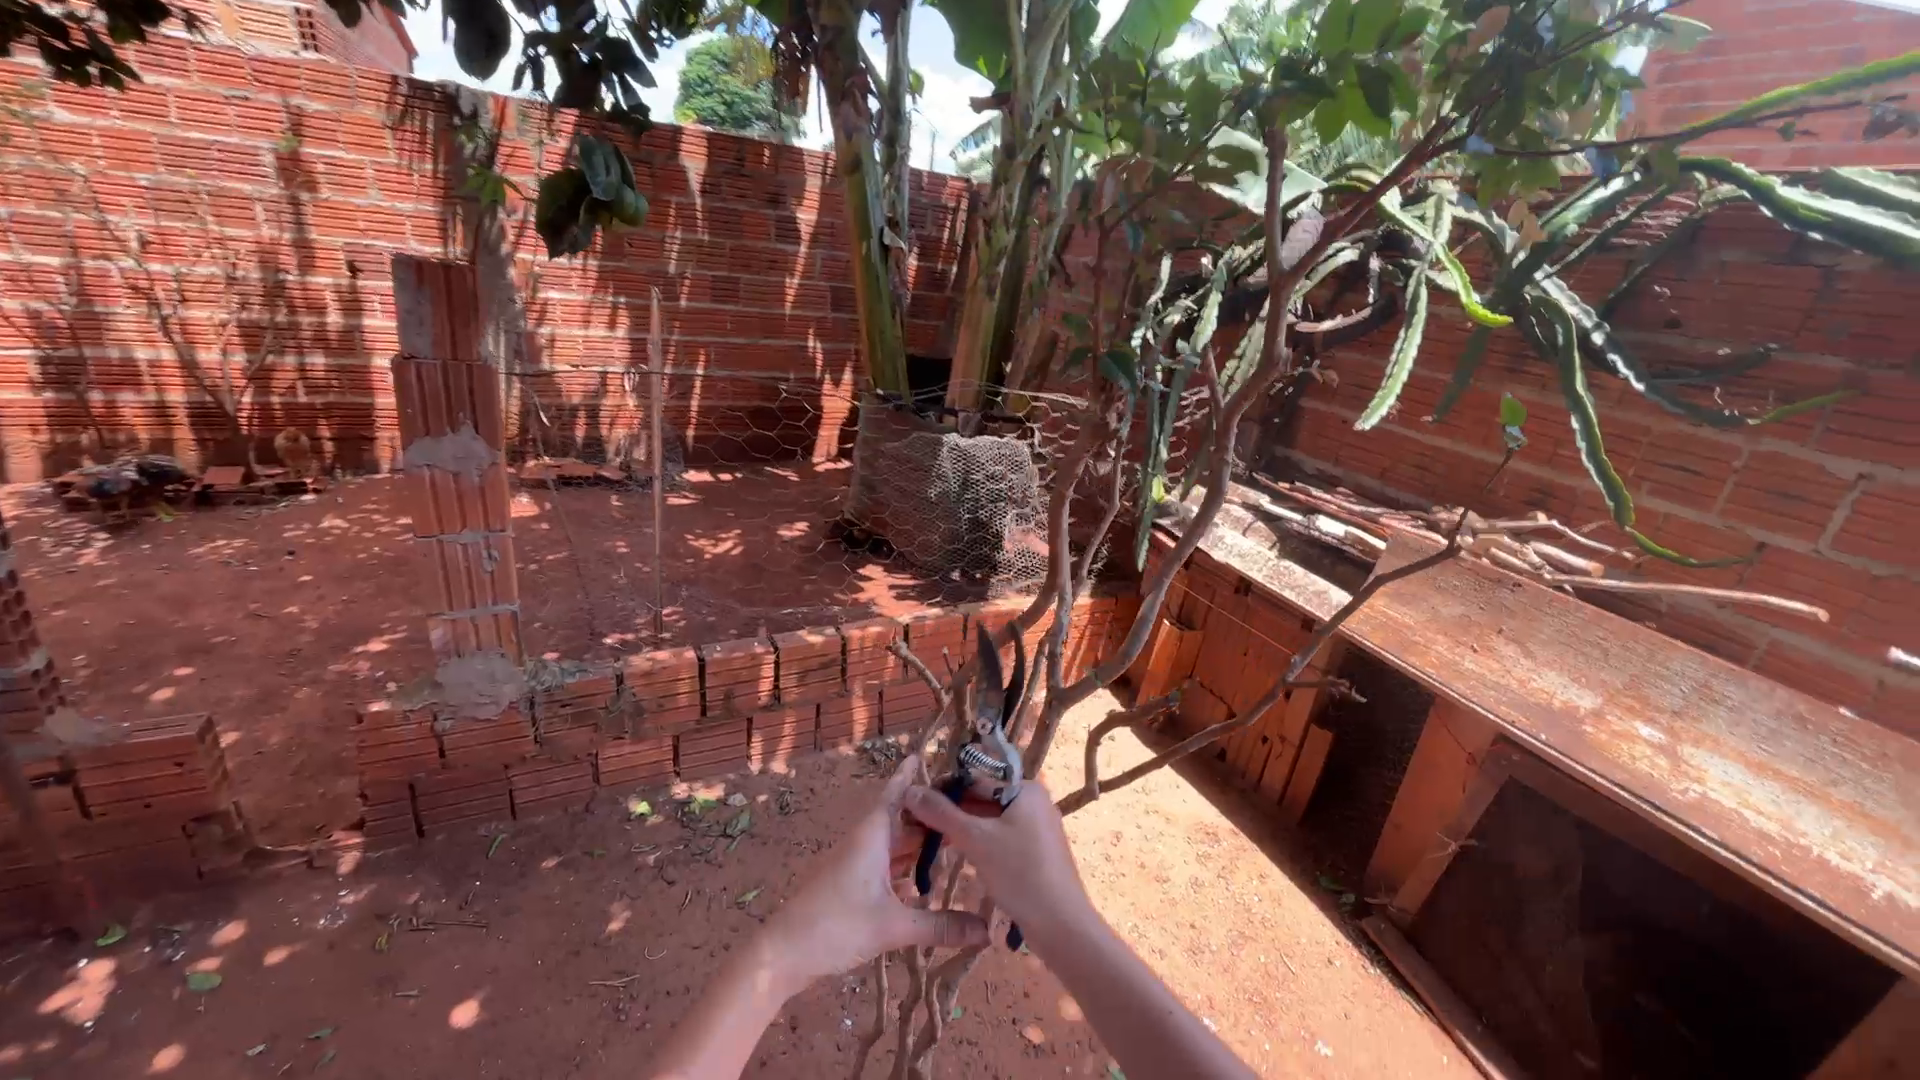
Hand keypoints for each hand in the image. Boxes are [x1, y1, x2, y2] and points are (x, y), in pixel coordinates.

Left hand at [760, 759, 988, 991]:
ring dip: (922, 842)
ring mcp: (859, 863)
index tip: (931, 753)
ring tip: (958, 839)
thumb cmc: (835, 925)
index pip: (897, 792)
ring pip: (897, 844)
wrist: (783, 954)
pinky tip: (930, 878)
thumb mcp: (892, 926)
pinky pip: (889, 864)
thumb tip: (988, 931)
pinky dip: (909, 867)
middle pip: (904, 818)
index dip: (912, 774)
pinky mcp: (855, 885)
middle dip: (931, 813)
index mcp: (873, 834)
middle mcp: (867, 841)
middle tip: (968, 806)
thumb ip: (940, 926)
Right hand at [903, 775, 1093, 940]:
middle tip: (918, 824)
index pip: (975, 780)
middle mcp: (1034, 802)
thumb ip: (942, 813)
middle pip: (983, 799)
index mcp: (1025, 789)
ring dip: (963, 828)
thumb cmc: (1020, 873)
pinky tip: (958, 853)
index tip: (914, 804)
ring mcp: (1037, 827)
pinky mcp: (1036, 851)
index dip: (943, 791)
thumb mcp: (976, 840)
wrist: (1061, 925)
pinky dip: (980, 842)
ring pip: (990, 820)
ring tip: (930, 839)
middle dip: (952, 811)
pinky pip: (1001, 837)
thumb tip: (910, 790)